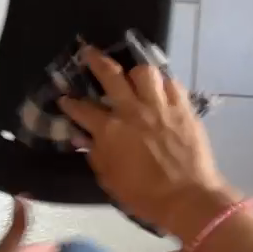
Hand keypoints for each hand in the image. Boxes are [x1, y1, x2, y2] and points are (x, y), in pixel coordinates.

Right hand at [56, 47, 235, 235]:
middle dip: (95, 61)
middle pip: (110, 75)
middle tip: (88, 53)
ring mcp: (160, 107)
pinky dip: (163, 84)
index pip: (82, 109)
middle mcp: (132, 111)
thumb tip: (85, 137)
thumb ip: (95, 153)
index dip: (70, 102)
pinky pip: (172, 84)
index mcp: (110, 130)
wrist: (188, 198)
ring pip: (145, 72)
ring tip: (133, 77)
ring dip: (135, 72)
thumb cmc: (144, 195)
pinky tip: (160, 90)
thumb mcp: (109, 179)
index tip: (64, 98)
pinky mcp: (183, 109)